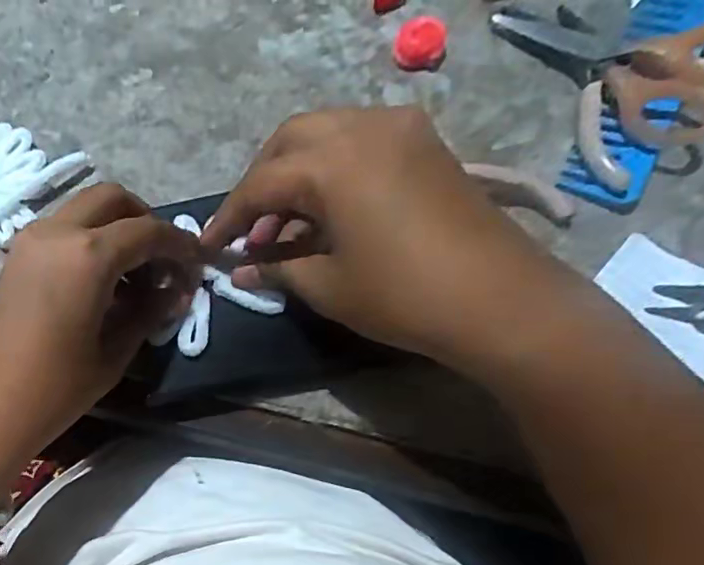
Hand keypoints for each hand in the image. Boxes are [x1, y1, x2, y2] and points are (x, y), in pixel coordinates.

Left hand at [0, 183, 197, 505]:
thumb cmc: (56, 390)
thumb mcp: (113, 355)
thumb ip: (147, 314)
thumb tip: (174, 293)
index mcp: (88, 255)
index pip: (148, 231)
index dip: (180, 245)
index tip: (198, 265)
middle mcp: (58, 232)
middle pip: (113, 200)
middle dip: (145, 222)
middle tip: (163, 263)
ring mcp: (30, 241)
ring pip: (84, 211)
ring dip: (116, 231)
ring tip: (135, 280)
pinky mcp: (16, 258)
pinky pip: (62, 231)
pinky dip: (89, 242)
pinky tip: (102, 285)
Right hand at [202, 107, 607, 367]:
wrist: (494, 298)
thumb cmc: (401, 296)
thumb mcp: (328, 287)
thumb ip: (278, 270)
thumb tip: (241, 270)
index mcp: (332, 161)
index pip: (262, 183)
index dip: (230, 217)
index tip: (210, 246)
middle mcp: (363, 127)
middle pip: (291, 140)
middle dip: (260, 183)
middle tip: (248, 230)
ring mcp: (401, 129)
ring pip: (327, 135)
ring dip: (296, 174)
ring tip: (284, 229)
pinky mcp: (425, 144)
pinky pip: (361, 143)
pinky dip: (332, 170)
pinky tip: (327, 212)